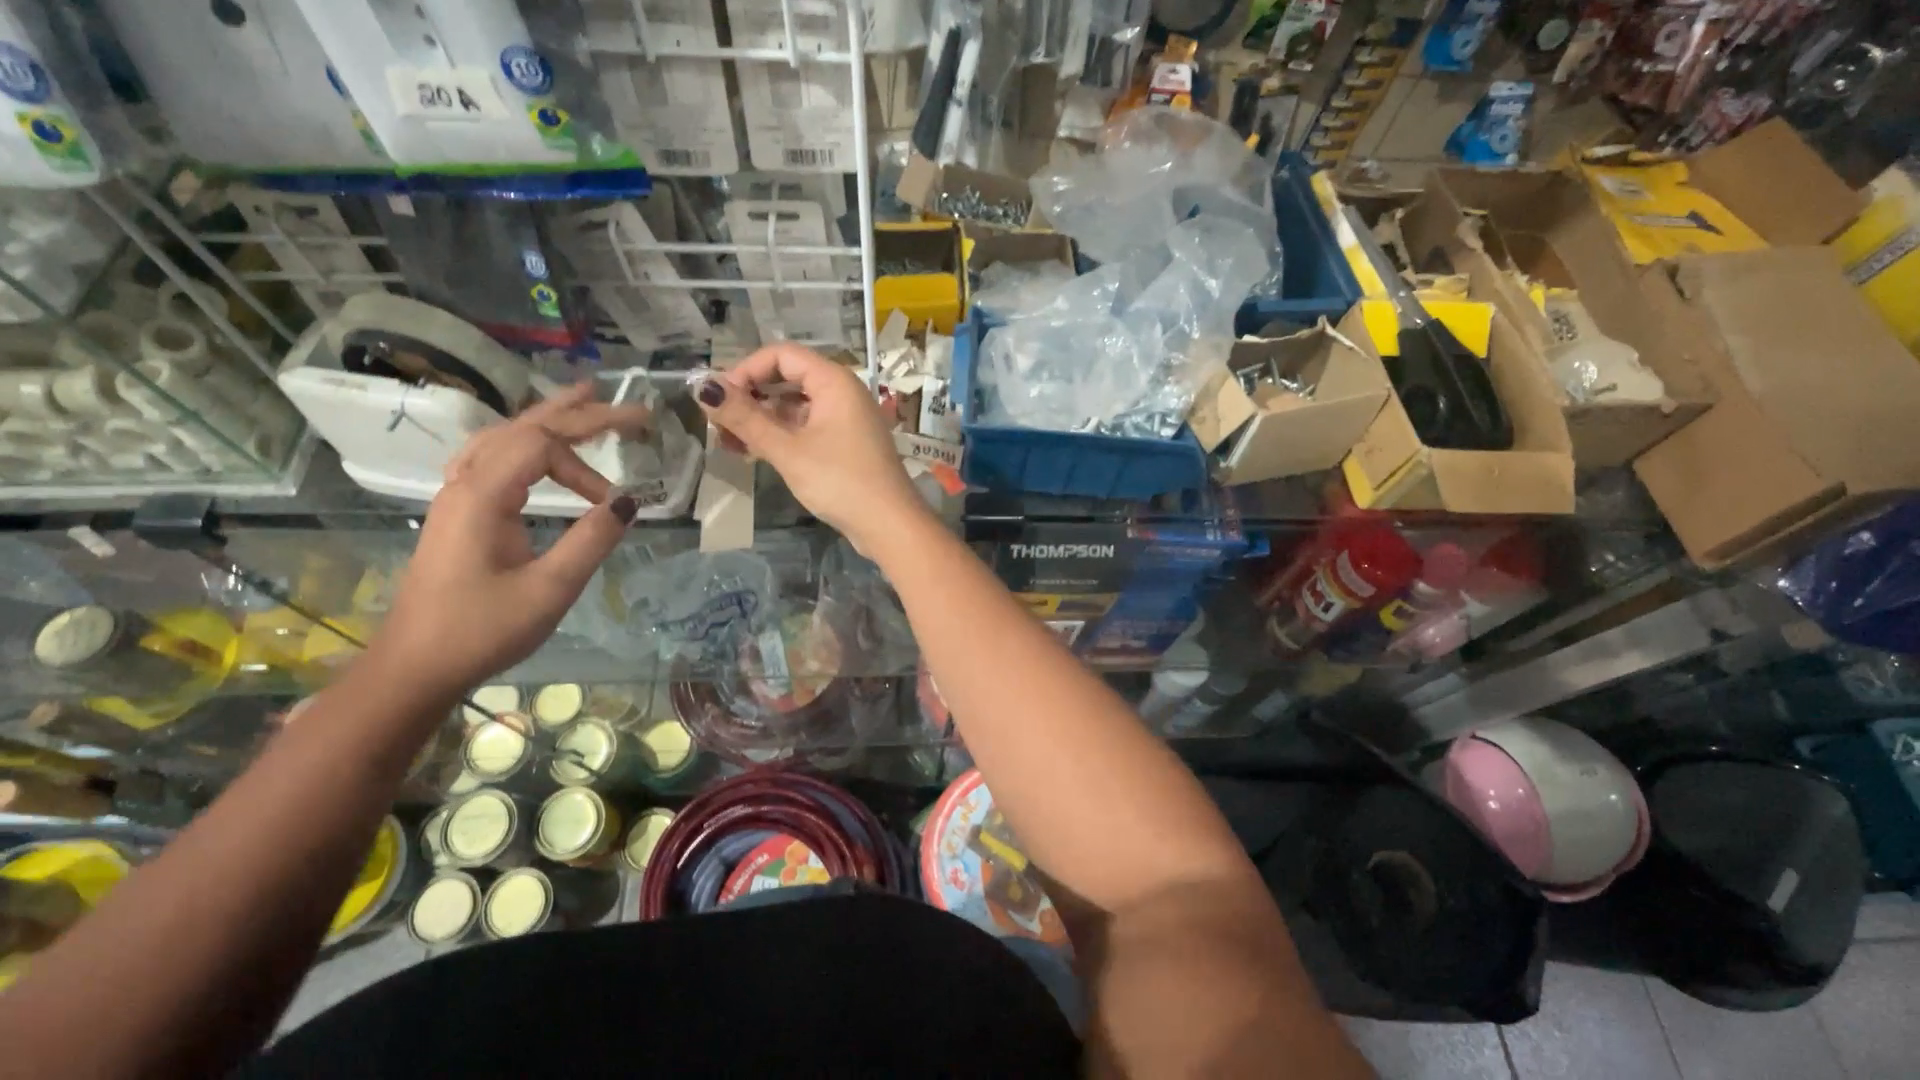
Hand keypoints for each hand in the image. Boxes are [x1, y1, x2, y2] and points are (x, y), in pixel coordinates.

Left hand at [372, 383, 649, 695]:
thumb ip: (591, 541)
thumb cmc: (481, 630)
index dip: (586, 468)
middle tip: (632, 409)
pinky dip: (524, 440)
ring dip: (548, 419)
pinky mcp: (457, 513)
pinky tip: (532, 445)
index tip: (611, 506)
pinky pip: (492, 456)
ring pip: (504, 436)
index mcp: (482, 494)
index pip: (542, 447)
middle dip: (580, 415)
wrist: (416, 665)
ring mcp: (455, 495)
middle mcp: (464, 482)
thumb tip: (628, 503)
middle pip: (525, 429)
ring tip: (585, 400)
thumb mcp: (549, 590)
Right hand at [696, 343, 929, 553]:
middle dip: (749, 396)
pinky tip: (751, 452)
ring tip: (726, 442)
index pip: (781, 355)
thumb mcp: (788, 450)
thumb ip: (745, 419)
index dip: (745, 370)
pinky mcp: (843, 443)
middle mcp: (841, 391)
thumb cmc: (840, 482)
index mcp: (834, 381)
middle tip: (716, 423)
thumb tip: (702, 389)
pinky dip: (778, 435)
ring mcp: (844, 418)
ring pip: (793, 406)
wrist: (890, 525)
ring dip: (760, 419)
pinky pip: (804, 426)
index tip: (718, 399)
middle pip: (786, 378)